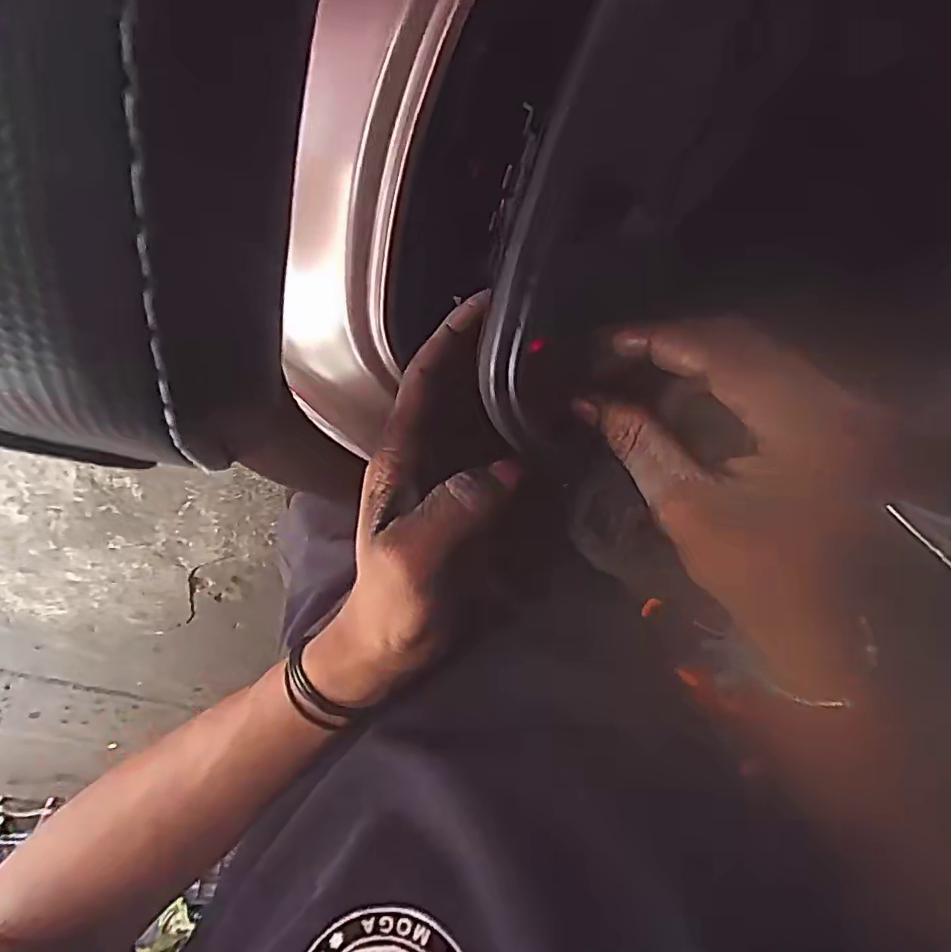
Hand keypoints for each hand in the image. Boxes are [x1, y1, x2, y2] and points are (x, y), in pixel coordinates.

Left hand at [305, 292, 519, 706]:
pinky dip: (526, 435)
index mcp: (400, 459)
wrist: (391, 648)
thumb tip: (507, 469)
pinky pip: (504, 457)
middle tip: (543, 329)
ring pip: (484, 421)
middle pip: (459, 392)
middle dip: (492, 356)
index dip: (449, 340)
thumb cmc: (389, 605)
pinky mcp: (476, 505)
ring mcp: (453, 481)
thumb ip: (454, 511)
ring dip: (514, 391)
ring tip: (560, 365)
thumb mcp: (412, 559)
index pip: (422, 383)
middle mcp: (428, 459)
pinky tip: (558, 424)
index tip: (484, 303)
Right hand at [576, 317, 882, 697]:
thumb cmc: (754, 576)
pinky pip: (769, 381)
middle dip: (674, 345)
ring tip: (640, 379)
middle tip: (618, 356)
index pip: (722, 353)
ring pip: (756, 357)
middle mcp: (832, 400)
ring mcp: (839, 409)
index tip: (608, 342)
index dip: (660, 340)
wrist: (821, 623)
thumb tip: (591, 401)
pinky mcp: (832, 422)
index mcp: (803, 421)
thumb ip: (640, 441)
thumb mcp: (685, 506)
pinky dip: (721, 383)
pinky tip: (681, 399)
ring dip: (695, 363)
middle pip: (742, 342)